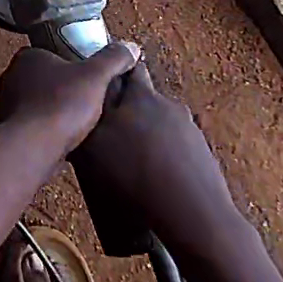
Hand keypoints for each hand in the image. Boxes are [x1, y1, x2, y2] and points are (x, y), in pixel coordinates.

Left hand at [0, 42, 139, 152]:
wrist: (34, 146)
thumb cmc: (61, 104)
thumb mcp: (96, 77)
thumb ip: (113, 59)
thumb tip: (130, 48)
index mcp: (27, 57)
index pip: (50, 53)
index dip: (71, 64)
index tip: (89, 76)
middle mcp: (12, 77)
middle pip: (44, 78)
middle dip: (65, 88)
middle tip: (88, 99)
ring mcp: (7, 103)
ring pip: (38, 102)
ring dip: (55, 110)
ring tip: (80, 121)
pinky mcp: (9, 128)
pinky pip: (33, 124)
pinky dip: (47, 128)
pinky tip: (65, 137)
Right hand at [75, 64, 250, 264]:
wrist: (192, 212)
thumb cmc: (134, 173)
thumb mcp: (92, 144)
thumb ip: (84, 116)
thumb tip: (78, 102)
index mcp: (141, 95)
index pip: (127, 68)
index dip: (113, 73)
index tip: (100, 84)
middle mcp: (169, 105)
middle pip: (143, 98)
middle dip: (127, 109)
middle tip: (109, 130)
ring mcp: (190, 130)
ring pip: (160, 123)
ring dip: (146, 134)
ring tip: (129, 160)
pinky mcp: (204, 156)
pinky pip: (176, 147)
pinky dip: (163, 156)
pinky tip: (151, 177)